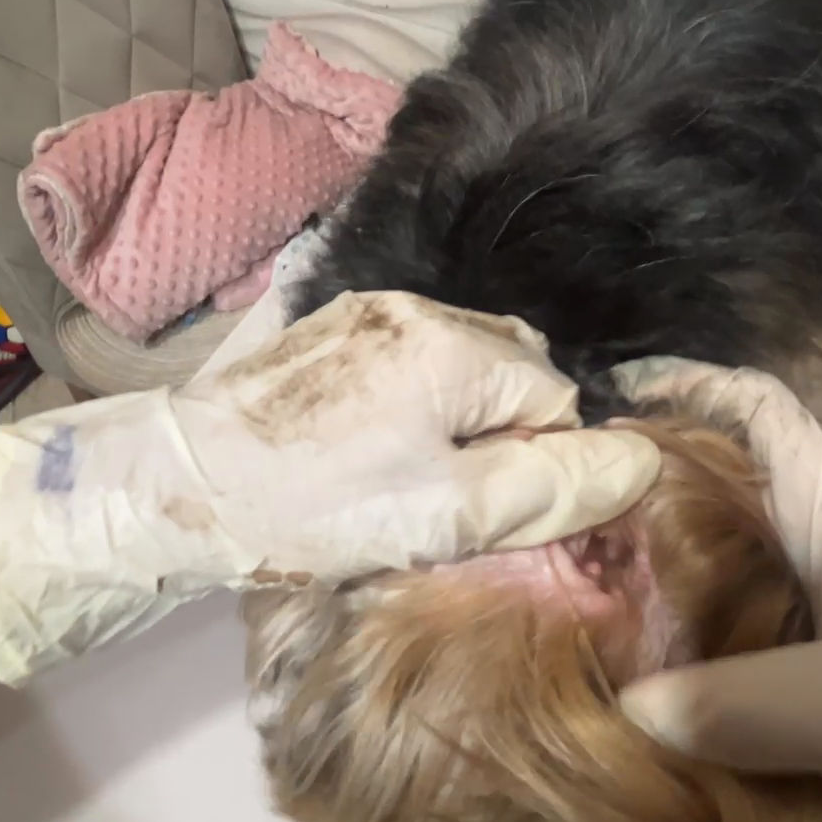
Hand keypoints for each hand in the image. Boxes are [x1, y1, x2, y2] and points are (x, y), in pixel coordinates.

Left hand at [0, 291, 660, 684]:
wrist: (183, 480)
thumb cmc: (319, 504)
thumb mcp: (448, 514)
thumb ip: (551, 486)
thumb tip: (638, 460)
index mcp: (453, 344)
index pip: (552, 397)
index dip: (530, 457)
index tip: (474, 499)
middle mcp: (417, 307)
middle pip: (511, 367)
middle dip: (500, 428)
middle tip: (443, 486)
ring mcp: (368, 309)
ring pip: (463, 359)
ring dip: (460, 410)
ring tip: (406, 464)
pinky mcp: (333, 326)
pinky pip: (412, 352)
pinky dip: (418, 393)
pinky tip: (373, 435)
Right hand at [610, 357, 821, 821]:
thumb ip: (742, 705)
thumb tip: (629, 703)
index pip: (764, 409)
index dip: (697, 382)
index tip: (624, 395)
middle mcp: (803, 532)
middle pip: (717, 461)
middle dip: (648, 457)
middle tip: (578, 484)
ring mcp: (792, 581)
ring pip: (706, 523)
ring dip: (647, 523)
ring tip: (583, 541)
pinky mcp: (783, 630)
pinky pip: (706, 585)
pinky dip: (661, 585)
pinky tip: (622, 610)